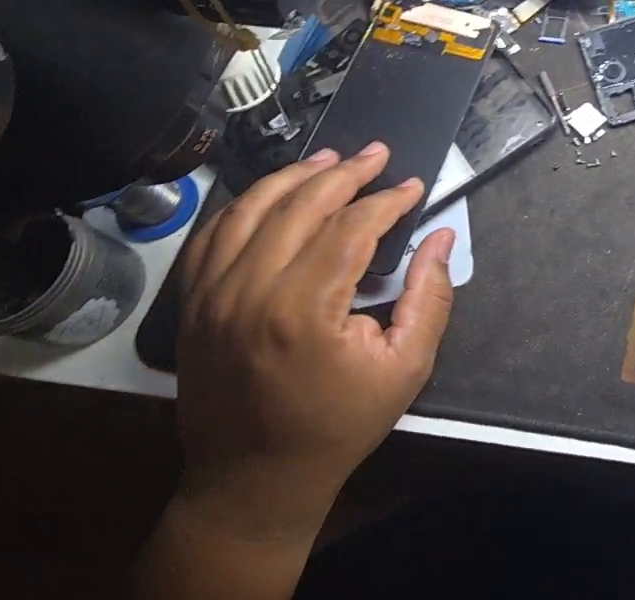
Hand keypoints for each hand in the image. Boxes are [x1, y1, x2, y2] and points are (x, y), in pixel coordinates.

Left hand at [171, 142, 453, 542]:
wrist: (252, 481)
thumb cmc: (337, 425)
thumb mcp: (406, 368)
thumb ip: (429, 298)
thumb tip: (442, 238)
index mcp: (303, 310)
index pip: (351, 227)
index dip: (387, 200)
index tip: (413, 186)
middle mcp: (249, 291)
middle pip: (300, 204)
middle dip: (346, 172)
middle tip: (378, 153)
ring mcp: (211, 295)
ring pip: (251, 208)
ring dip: (294, 176)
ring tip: (331, 158)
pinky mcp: (192, 304)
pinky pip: (213, 235)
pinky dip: (247, 204)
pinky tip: (274, 193)